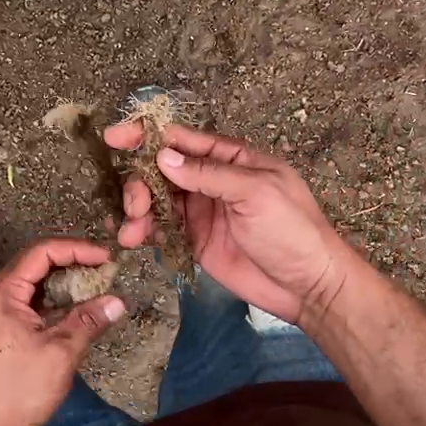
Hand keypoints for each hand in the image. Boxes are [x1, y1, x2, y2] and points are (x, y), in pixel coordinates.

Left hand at [0, 239, 127, 425]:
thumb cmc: (18, 389)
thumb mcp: (59, 354)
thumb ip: (87, 321)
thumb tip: (117, 301)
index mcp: (5, 288)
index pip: (43, 251)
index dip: (76, 248)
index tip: (106, 256)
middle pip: (38, 262)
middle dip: (73, 262)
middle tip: (105, 268)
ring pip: (36, 283)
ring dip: (65, 282)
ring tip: (97, 286)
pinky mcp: (2, 327)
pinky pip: (32, 301)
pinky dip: (55, 300)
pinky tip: (77, 310)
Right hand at [106, 122, 356, 326]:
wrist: (311, 289)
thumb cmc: (293, 230)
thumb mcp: (256, 193)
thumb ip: (208, 174)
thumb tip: (162, 157)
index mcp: (229, 158)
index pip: (181, 138)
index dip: (146, 135)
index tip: (115, 138)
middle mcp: (209, 179)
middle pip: (160, 169)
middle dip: (139, 182)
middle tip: (135, 204)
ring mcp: (200, 210)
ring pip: (155, 199)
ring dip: (137, 209)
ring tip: (132, 229)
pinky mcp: (194, 240)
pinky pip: (160, 228)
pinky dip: (142, 230)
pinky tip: (131, 239)